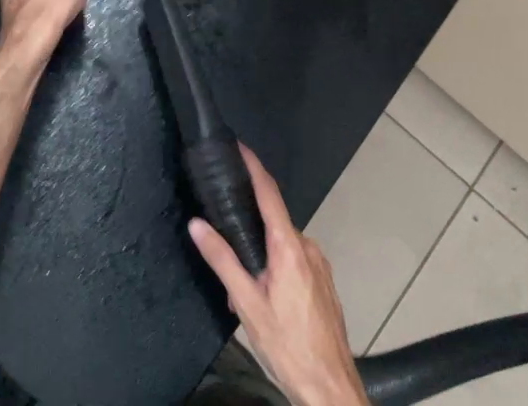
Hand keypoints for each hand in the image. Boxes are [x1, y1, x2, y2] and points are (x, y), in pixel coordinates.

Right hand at [189, 146, 367, 405]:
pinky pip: (294, 262)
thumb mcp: (247, 304)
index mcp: (289, 247)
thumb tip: (197, 225)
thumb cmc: (288, 345)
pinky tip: (264, 303)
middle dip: (247, 233)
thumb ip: (222, 260)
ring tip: (243, 296)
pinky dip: (275, 272)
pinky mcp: (324, 282)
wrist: (329, 387)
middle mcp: (308, 248)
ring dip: (261, 260)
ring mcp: (320, 265)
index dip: (253, 166)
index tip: (239, 146)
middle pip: (272, 222)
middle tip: (226, 262)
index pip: (269, 194)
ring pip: (282, 246)